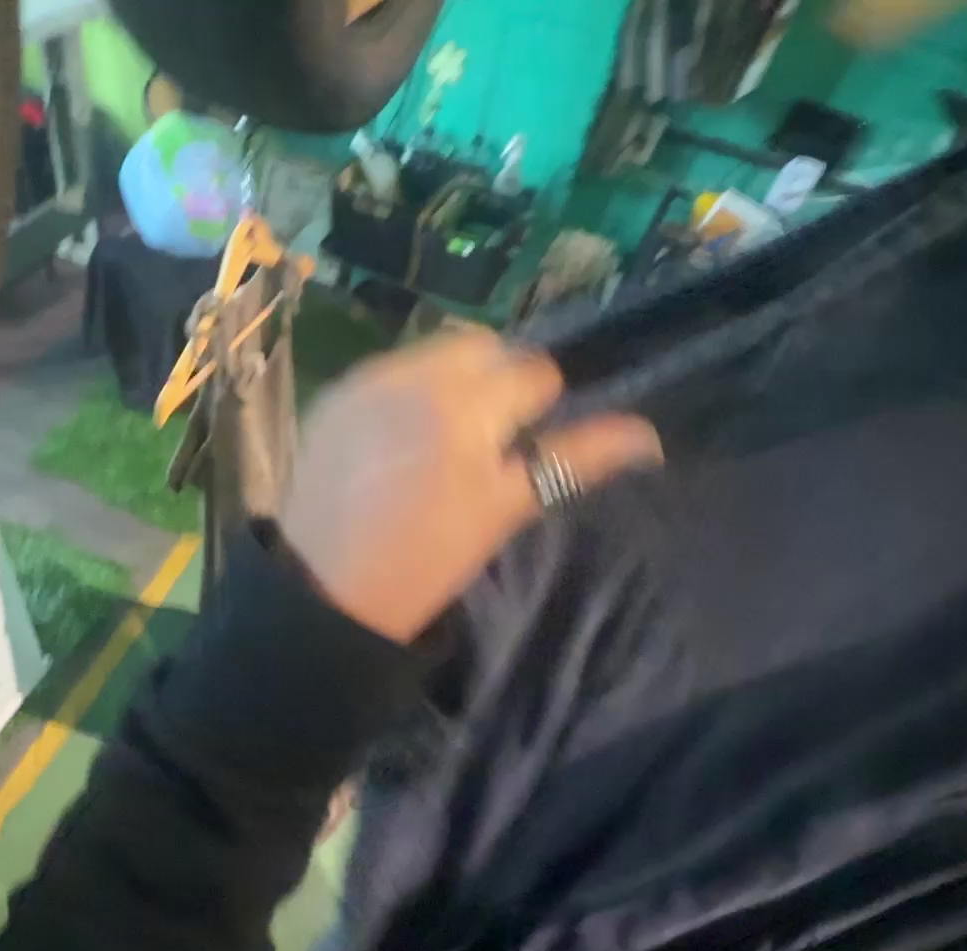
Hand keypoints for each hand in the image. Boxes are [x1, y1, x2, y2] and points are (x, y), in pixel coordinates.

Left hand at [281, 329, 663, 642]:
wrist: (321, 587)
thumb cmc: (421, 566)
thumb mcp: (502, 514)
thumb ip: (571, 462)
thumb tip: (646, 436)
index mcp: (468, 413)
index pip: (534, 373)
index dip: (539, 404)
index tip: (529, 434)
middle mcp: (418, 380)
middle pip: (486, 346)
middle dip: (499, 380)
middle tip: (490, 433)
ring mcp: (371, 381)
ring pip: (438, 349)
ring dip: (456, 377)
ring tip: (443, 430)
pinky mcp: (338, 392)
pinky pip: (393, 367)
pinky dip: (411, 388)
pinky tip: (399, 433)